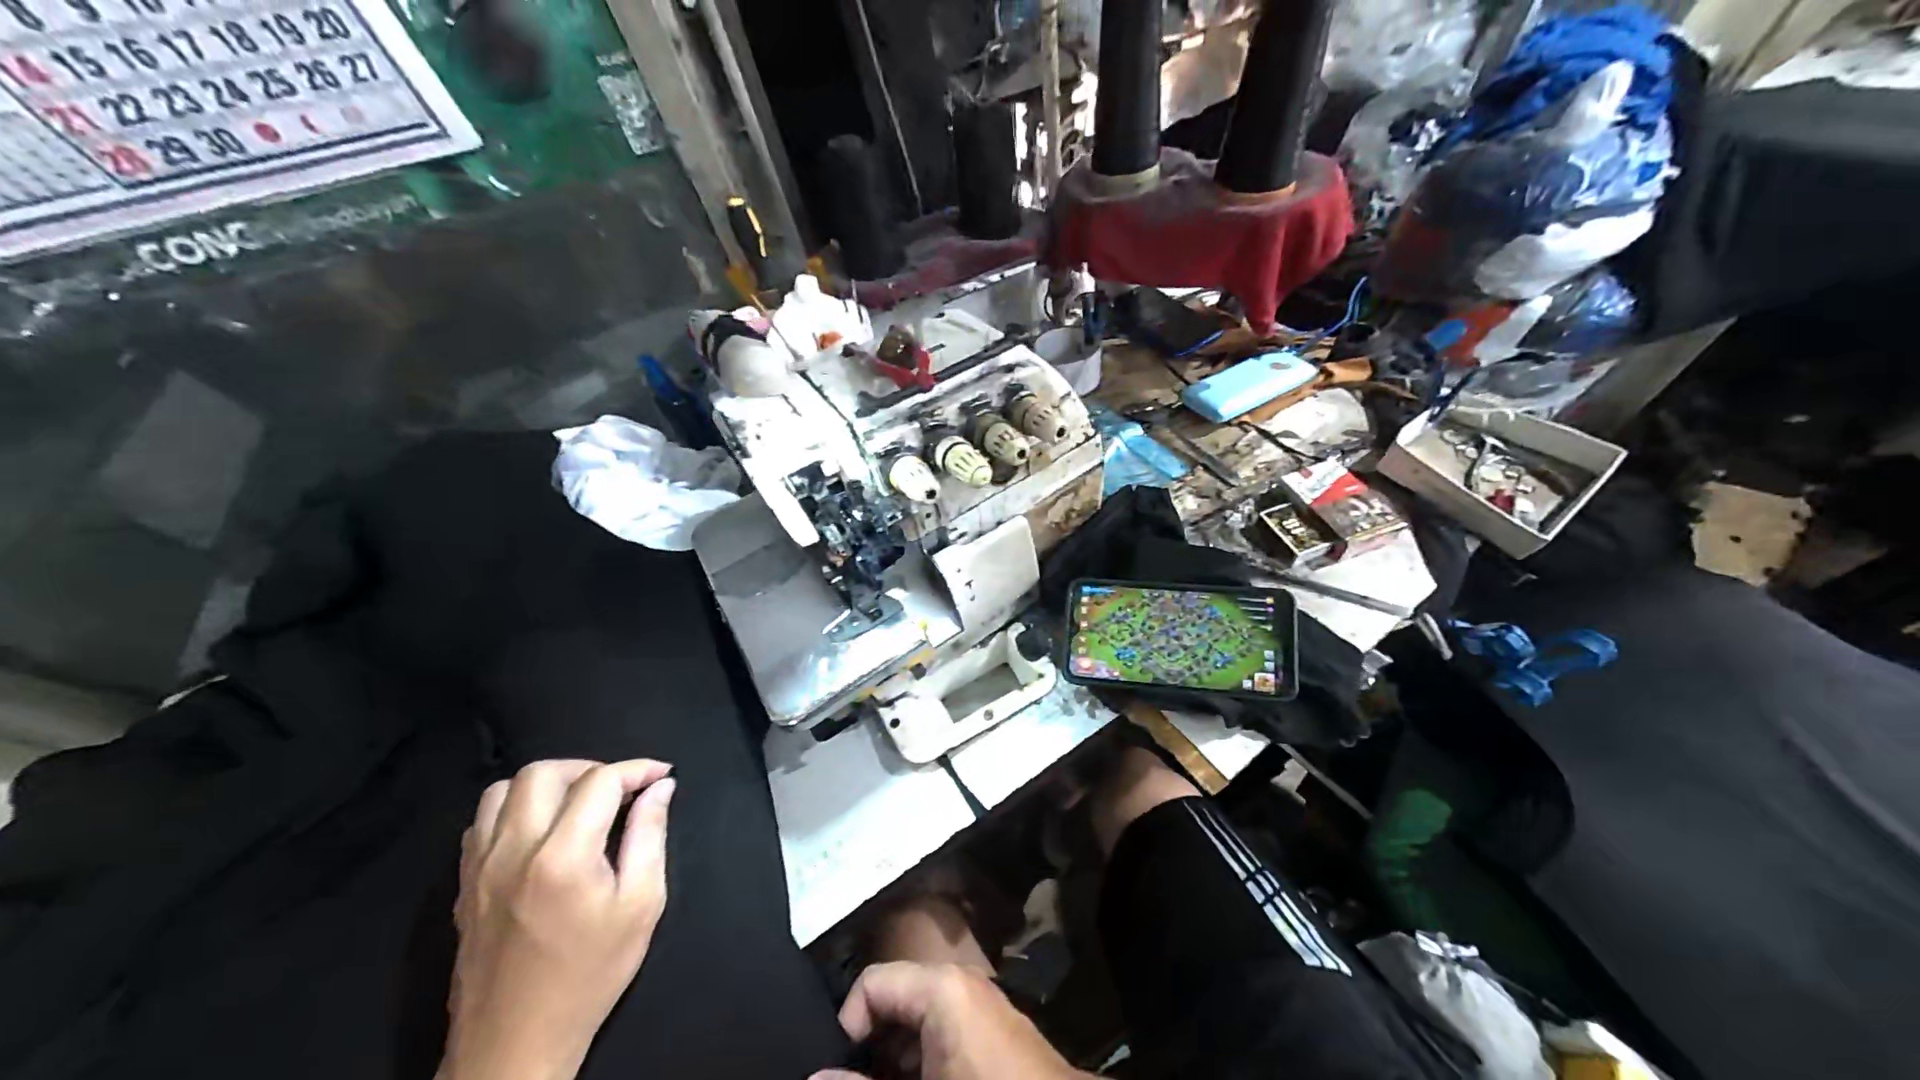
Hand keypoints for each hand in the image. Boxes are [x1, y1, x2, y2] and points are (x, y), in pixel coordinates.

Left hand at [438, 759, 675, 1079]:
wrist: (515, 1043)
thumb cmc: (590, 975)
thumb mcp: (640, 905)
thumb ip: (650, 836)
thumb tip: (661, 788)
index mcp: (562, 855)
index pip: (600, 781)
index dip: (637, 769)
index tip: (661, 775)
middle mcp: (513, 849)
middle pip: (544, 771)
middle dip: (589, 768)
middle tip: (619, 789)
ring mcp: (480, 867)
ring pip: (503, 790)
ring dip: (546, 784)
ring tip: (577, 804)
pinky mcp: (463, 885)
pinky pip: (480, 822)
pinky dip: (513, 809)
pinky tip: (540, 831)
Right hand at [810, 962, 1089, 1079]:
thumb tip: (814, 1079)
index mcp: (942, 987)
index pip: (872, 984)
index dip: (846, 1028)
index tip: (837, 1076)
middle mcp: (961, 985)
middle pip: (894, 1003)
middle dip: (870, 1051)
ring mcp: (981, 1007)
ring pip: (916, 1024)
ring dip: (894, 1062)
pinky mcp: (993, 1034)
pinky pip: (942, 1037)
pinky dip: (922, 1063)